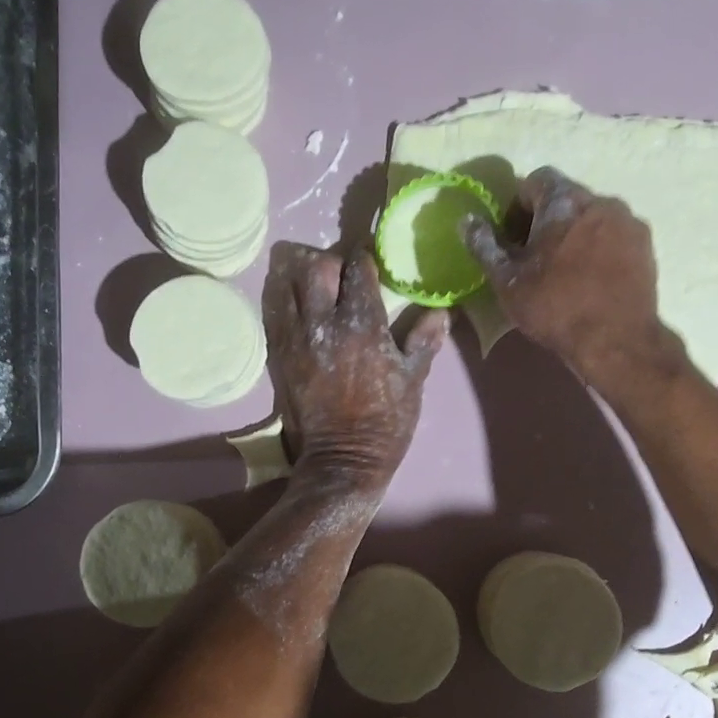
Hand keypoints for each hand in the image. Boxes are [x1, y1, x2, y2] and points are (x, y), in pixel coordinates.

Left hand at [263, 244, 448, 491]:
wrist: (342, 460)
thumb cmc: (385, 422)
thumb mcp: (413, 380)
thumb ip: (424, 340)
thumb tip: (442, 312)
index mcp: (363, 325)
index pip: (358, 269)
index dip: (364, 256)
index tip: (369, 257)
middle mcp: (324, 324)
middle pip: (317, 267)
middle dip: (331, 262)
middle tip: (341, 272)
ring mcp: (296, 338)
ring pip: (287, 283)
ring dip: (301, 275)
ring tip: (314, 282)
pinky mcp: (278, 354)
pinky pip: (274, 311)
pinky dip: (283, 299)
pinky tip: (296, 304)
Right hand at [461, 167, 670, 379]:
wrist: (616, 341)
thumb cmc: (555, 307)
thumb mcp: (507, 280)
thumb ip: (484, 245)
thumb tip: (467, 220)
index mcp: (564, 201)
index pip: (536, 180)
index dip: (518, 205)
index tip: (511, 238)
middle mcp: (601, 201)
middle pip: (565, 198)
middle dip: (546, 221)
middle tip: (533, 258)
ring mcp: (629, 223)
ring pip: (591, 218)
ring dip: (574, 235)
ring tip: (564, 272)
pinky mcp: (646, 247)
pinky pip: (613, 237)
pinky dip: (598, 249)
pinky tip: (590, 280)